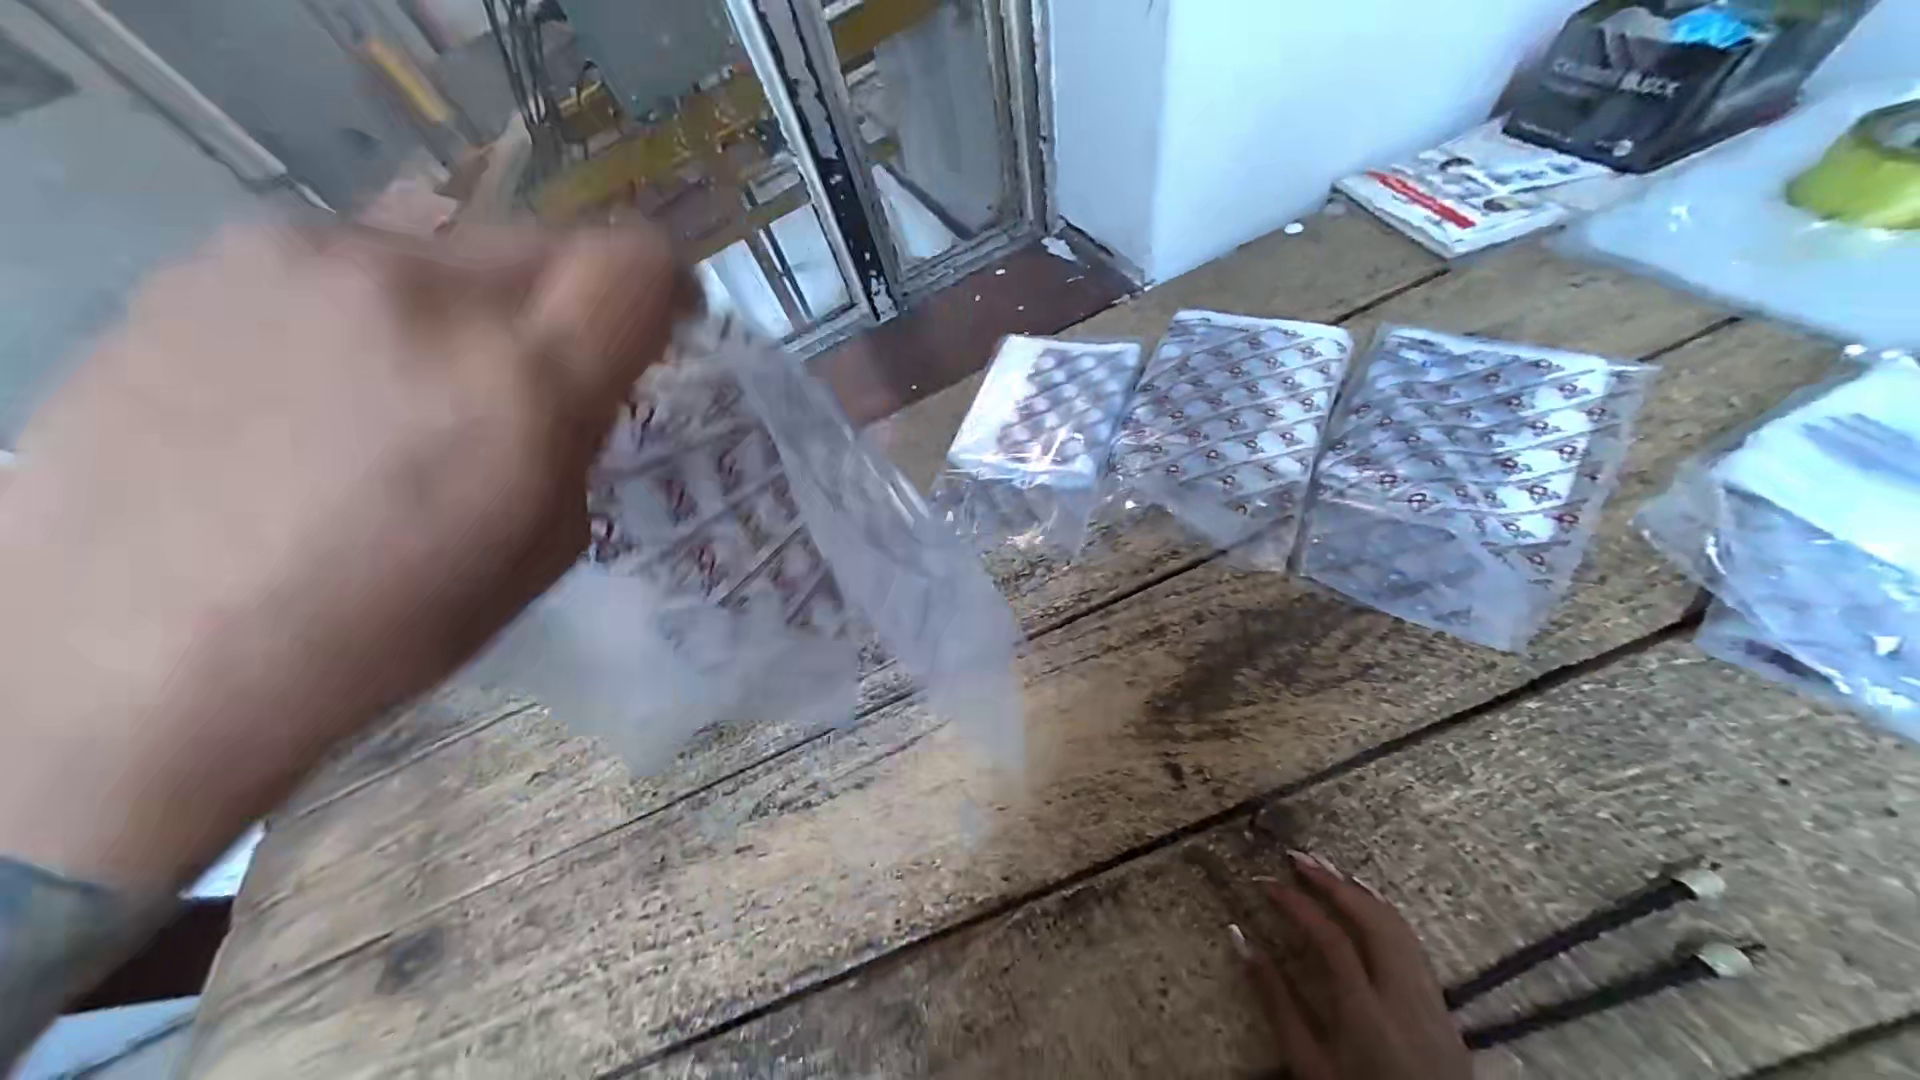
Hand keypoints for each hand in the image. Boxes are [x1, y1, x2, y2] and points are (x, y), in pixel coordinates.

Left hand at [0, 223, 694, 894]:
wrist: (136, 651)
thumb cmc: (390, 623)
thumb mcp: (548, 540)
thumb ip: (584, 434)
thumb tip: (586, 379)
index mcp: (524, 380)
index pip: (637, 264)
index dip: (666, 286)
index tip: (663, 325)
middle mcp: (426, 290)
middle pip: (556, 241)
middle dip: (578, 301)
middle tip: (552, 369)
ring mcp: (313, 258)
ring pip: (460, 245)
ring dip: (482, 304)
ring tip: (434, 382)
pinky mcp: (221, 255)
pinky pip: (365, 257)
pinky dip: (392, 304)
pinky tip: (342, 379)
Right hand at [1237, 851, 1471, 1079]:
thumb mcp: (1308, 1064)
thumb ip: (1275, 1000)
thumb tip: (1239, 938)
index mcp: (1369, 1016)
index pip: (1332, 940)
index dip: (1297, 904)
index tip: (1266, 883)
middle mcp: (1407, 1003)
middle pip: (1376, 923)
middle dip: (1334, 884)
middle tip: (1298, 858)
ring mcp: (1434, 1007)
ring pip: (1403, 931)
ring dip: (1363, 894)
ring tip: (1328, 871)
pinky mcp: (1447, 1014)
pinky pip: (1416, 949)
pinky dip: (1387, 918)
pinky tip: (1366, 908)